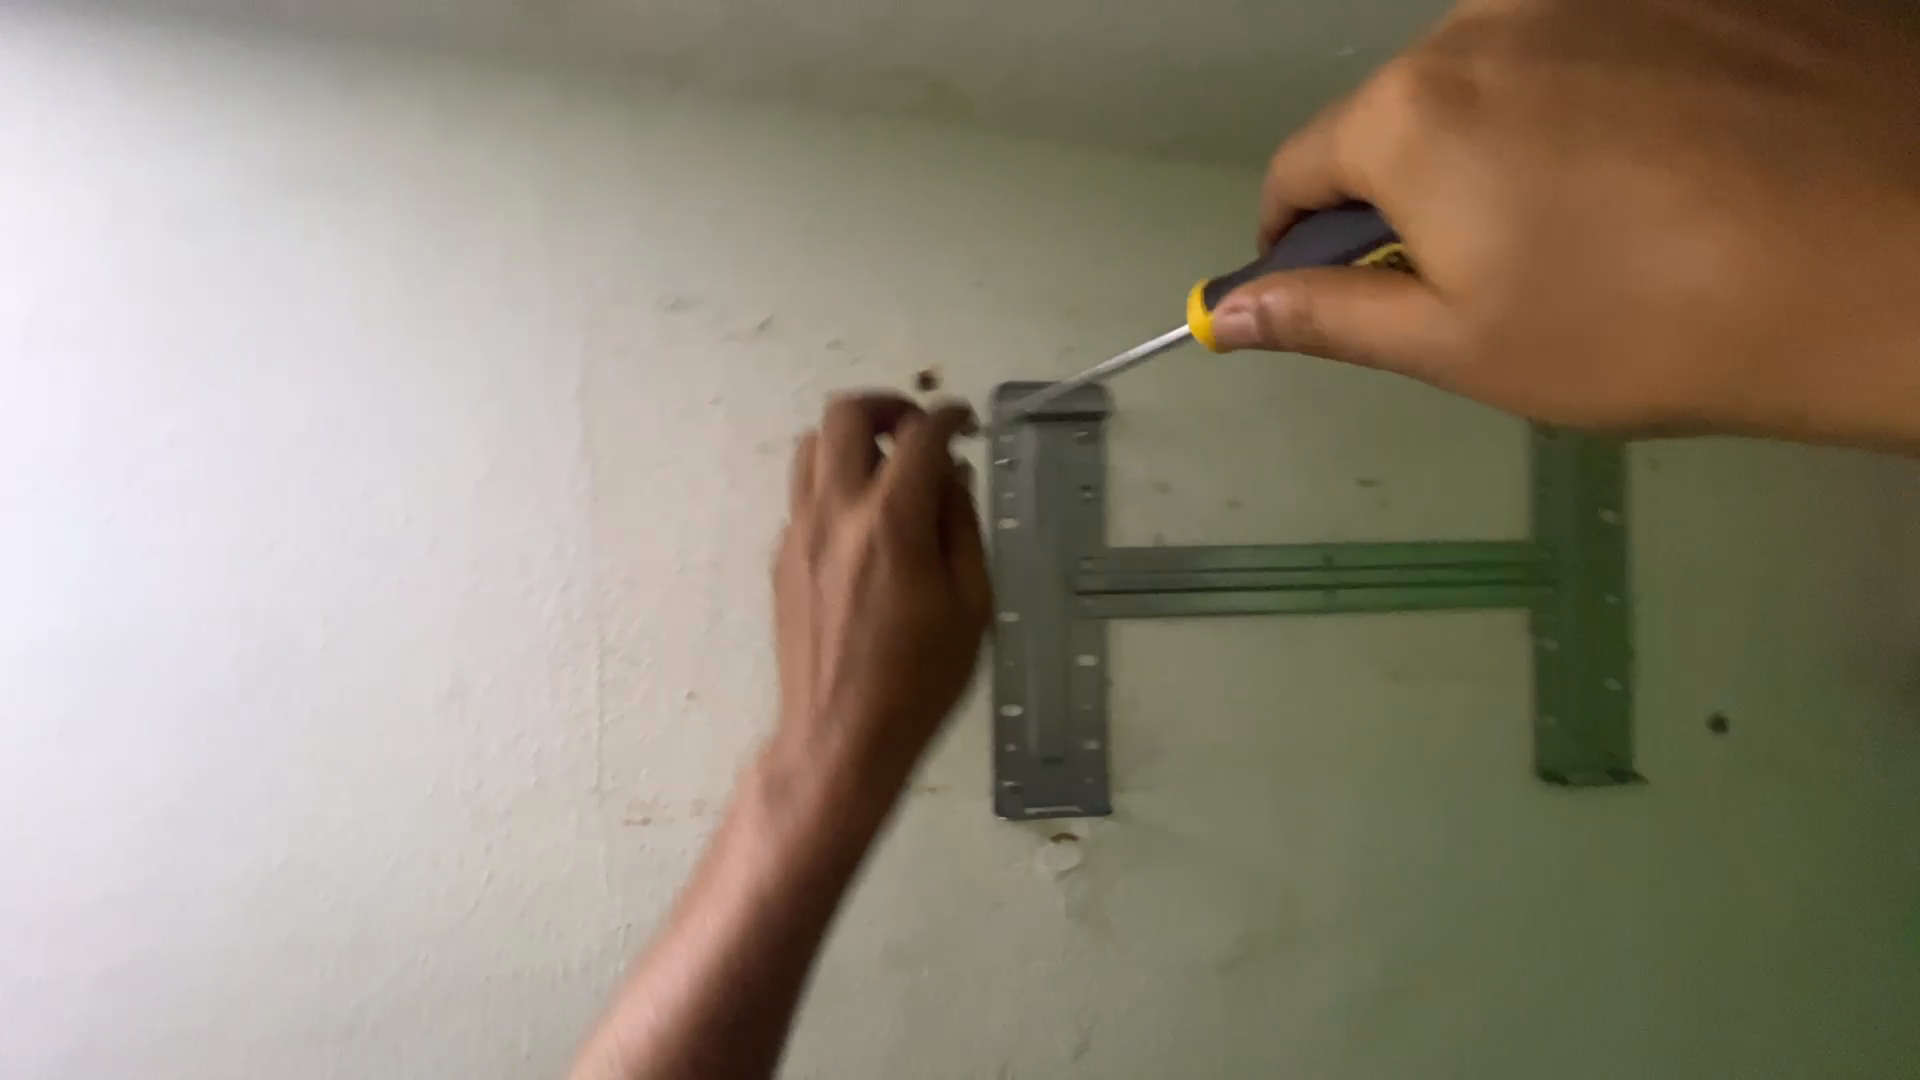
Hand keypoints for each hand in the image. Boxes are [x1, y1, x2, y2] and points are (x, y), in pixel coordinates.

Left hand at [771, 393, 991, 793]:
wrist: (840, 735)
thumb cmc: (919, 678)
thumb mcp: (971, 604)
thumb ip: (961, 527)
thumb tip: (952, 477)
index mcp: (892, 524)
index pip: (919, 435)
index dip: (949, 416)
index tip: (965, 422)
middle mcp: (836, 513)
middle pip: (845, 416)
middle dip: (888, 406)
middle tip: (917, 432)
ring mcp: (799, 533)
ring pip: (811, 447)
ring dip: (851, 441)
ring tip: (885, 470)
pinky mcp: (781, 557)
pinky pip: (804, 494)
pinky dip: (834, 484)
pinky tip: (863, 524)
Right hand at [1213, 0, 1919, 448]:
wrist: (1918, 259)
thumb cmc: (1635, 327)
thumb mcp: (1448, 342)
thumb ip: (1320, 315)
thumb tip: (1224, 312)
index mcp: (1412, 112)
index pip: (1296, 170)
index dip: (1289, 240)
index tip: (1323, 288)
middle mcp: (1490, 16)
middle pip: (1388, 120)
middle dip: (1392, 196)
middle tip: (1464, 274)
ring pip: (1483, 80)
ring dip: (1479, 151)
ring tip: (1568, 224)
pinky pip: (1580, 43)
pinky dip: (1569, 107)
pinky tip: (1645, 166)